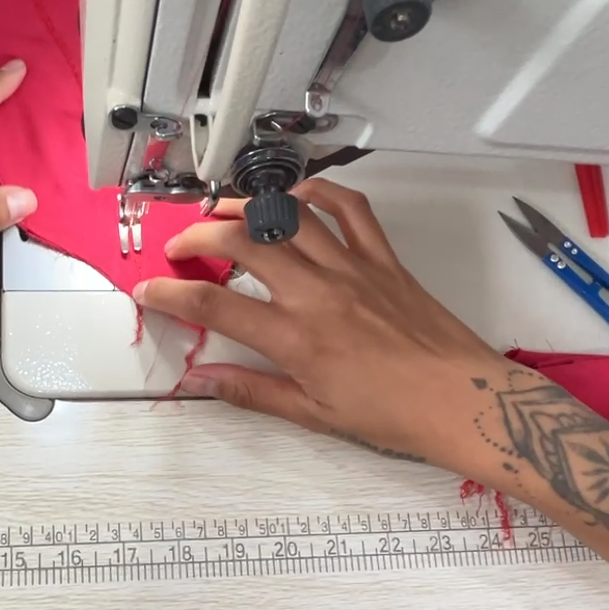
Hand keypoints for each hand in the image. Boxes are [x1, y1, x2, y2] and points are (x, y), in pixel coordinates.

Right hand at [134, 179, 531, 470]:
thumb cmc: (390, 414)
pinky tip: (298, 198)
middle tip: (179, 245)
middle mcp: (318, 293)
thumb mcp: (312, 414)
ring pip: (288, 218)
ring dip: (247, 207)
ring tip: (220, 210)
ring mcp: (353, 269)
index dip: (170, 293)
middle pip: (243, 243)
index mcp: (296, 338)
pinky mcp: (383, 259)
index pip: (214, 305)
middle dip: (198, 235)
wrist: (460, 399)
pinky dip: (321, 195)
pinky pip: (351, 211)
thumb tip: (202, 382)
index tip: (148, 290)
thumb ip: (252, 391)